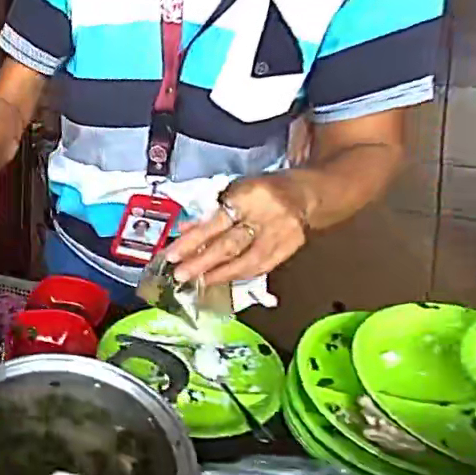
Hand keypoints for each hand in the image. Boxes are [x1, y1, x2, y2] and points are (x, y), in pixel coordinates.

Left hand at [166, 173, 313, 285]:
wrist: (304, 192)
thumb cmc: (258, 193)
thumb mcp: (231, 193)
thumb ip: (207, 214)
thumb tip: (182, 231)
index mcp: (250, 197)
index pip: (215, 224)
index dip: (192, 241)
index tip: (171, 255)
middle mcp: (268, 216)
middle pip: (230, 245)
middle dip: (201, 263)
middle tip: (179, 275)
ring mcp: (283, 234)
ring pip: (246, 261)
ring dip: (218, 275)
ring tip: (196, 282)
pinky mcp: (291, 247)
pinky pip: (260, 267)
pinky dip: (237, 275)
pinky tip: (219, 280)